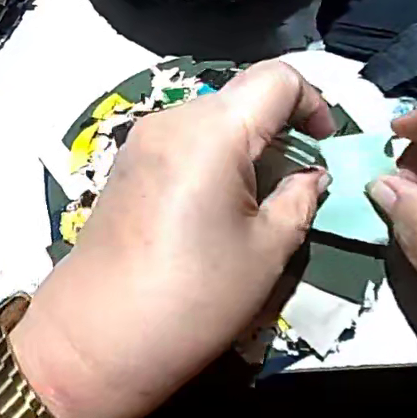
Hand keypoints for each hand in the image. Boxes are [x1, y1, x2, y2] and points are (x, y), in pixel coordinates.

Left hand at [9, 60, 333, 417]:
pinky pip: (184, 139)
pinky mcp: (127, 163)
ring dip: (247, 143)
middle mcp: (173, 119)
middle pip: (243, 95)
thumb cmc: (192, 297)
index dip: (313, 103)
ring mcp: (143, 139)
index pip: (277, 78)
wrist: (94, 340)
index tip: (322, 147)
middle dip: (281, 127)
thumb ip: (299, 197)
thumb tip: (310, 174)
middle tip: (297, 179)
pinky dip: (215, 155)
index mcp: (213, 130)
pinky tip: (219, 203)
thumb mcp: (266, 250)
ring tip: (259, 198)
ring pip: (213, 117)